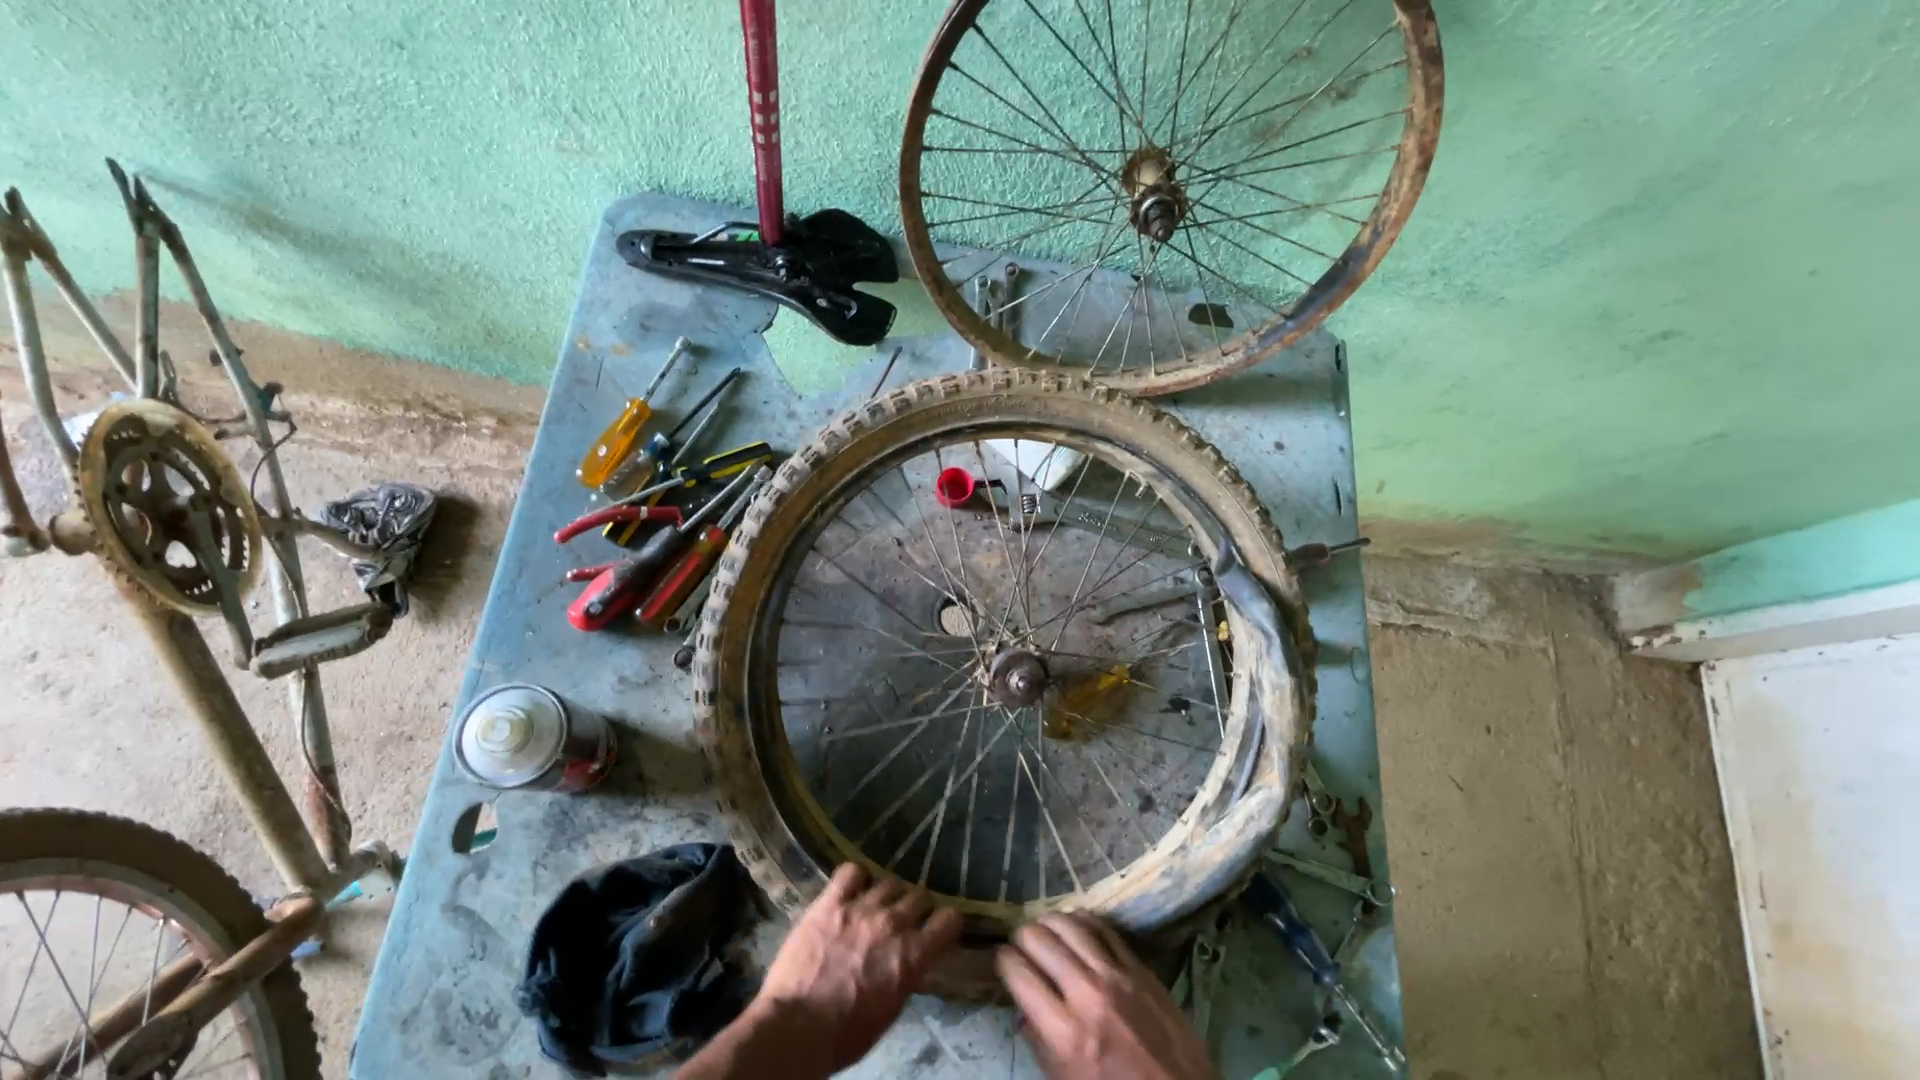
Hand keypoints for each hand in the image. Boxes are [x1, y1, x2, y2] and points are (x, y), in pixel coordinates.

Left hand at [755, 861, 963, 1072]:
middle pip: (919, 895)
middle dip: (916, 908)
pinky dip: (855, 878)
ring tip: (875, 905)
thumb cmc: (846, 1033)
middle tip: (903, 920)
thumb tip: (911, 958)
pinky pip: (851, 871)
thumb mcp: (891, 1009)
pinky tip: (851, 889)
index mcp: (913, 954)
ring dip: (887, 894)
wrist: (797, 1027)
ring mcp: (861, 908)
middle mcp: (893, 923)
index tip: (937, 929)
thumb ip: (907, 974)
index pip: (950, 919)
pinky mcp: (830, 902)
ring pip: (889, 881)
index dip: (945, 923)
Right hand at [997, 913, 1215, 1079]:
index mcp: (1065, 1035)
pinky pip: (1105, 929)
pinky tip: (1074, 922)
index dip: (1004, 961)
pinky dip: (1083, 920)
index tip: (1003, 961)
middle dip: (1022, 937)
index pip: (1019, 974)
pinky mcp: (1141, 970)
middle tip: (1021, 944)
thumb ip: (1040, 1043)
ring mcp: (1118, 978)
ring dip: (1050, 922)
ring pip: (1071, 926)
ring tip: (1043, 928)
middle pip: (1041, 941)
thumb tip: (1023, 1007)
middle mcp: (1088, 997)